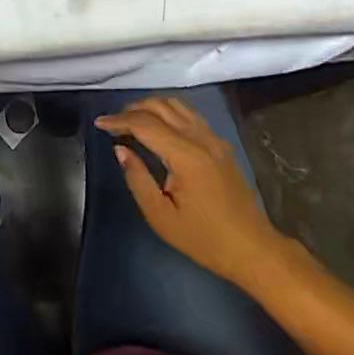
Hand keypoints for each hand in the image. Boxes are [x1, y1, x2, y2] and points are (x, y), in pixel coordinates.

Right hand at [95, 95, 282, 282]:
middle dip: (132, 109)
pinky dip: (168, 111)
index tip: (100, 124)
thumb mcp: (161, 217)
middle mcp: (201, 139)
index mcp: (186, 156)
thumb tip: (121, 149)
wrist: (253, 250)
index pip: (145, 124)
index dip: (119, 120)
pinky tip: (158, 126)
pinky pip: (190, 114)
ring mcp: (214, 139)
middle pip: (160, 106)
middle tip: (113, 123)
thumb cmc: (204, 239)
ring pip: (177, 104)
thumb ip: (138, 178)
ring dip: (151, 106)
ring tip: (132, 120)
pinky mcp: (221, 144)